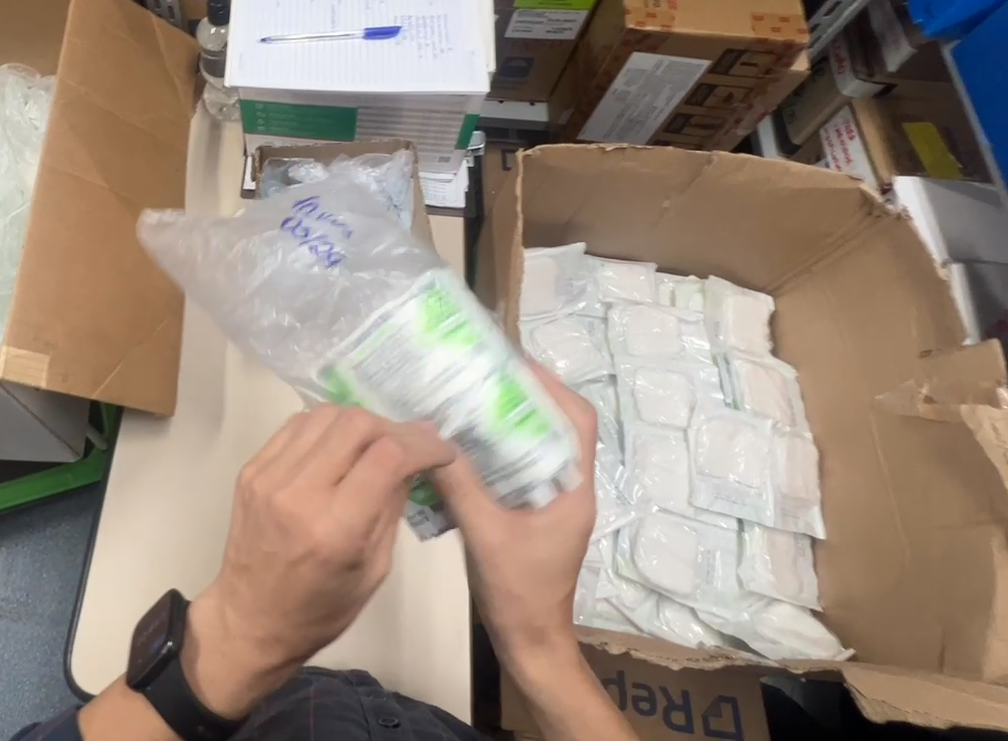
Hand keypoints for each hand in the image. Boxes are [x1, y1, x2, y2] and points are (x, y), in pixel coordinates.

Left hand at [185, 406, 454, 717]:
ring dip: (359, 422)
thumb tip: (415, 454)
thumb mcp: (375, 568)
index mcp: (336, 529)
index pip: (387, 458)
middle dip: (393, 427)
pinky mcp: (252, 468)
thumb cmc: (321, 608)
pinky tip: (339, 444)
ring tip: (374, 442)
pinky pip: (296, 425)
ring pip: (325, 415)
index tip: (440, 450)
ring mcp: (270, 476)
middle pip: (356, 424)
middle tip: (408, 444)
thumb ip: (392, 505)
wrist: (250, 617)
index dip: (423, 445)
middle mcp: (300, 493)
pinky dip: (326, 426)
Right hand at [431, 362, 597, 667]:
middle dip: (524, 396)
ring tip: (466, 399)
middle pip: (556, 426)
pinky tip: (460, 444)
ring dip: (507, 421)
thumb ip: (459, 484)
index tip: (514, 363)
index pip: (579, 422)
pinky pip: (517, 467)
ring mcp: (550, 501)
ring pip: (535, 445)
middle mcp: (567, 487)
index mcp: (573, 489)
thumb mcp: (485, 534)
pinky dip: (494, 449)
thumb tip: (429, 436)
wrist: (529, 644)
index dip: (552, 387)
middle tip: (480, 374)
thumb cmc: (518, 590)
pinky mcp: (531, 511)